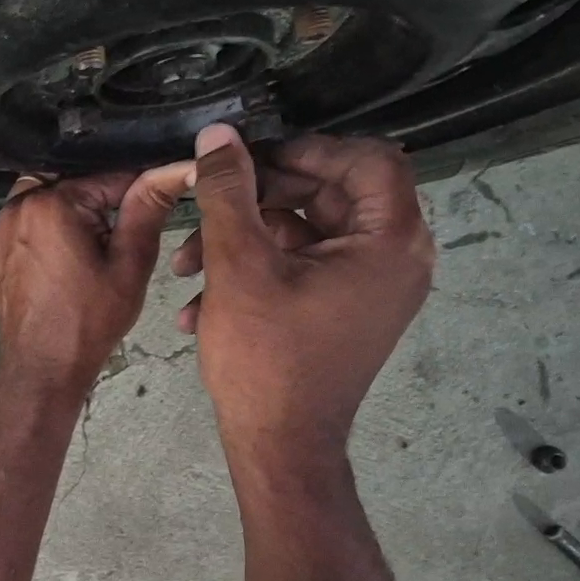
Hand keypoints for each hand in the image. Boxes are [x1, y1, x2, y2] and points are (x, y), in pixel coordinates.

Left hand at [0, 170, 193, 392]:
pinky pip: (27, 224)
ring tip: (92, 253)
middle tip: (117, 242)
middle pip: (74, 185)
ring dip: (73, 216)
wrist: (41, 368)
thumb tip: (173, 170)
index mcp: (51, 202)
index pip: (108, 175)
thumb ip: (148, 209)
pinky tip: (65, 263)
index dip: (137, 193)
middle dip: (100, 205)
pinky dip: (48, 233)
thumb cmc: (88, 322)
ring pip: (48, 201)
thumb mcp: (129, 264)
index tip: (154, 211)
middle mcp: (17, 205)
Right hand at [174, 125, 435, 452]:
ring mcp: (368, 288)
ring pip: (304, 234)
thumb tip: (217, 135)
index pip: (366, 159)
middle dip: (257, 199)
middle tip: (207, 202)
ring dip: (243, 239)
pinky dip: (254, 272)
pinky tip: (198, 303)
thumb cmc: (266, 355)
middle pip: (330, 194)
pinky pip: (300, 269)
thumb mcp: (238, 264)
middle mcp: (393, 259)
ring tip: (185, 267)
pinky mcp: (341, 310)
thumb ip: (227, 192)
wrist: (278, 445)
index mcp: (390, 242)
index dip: (306, 149)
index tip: (249, 159)